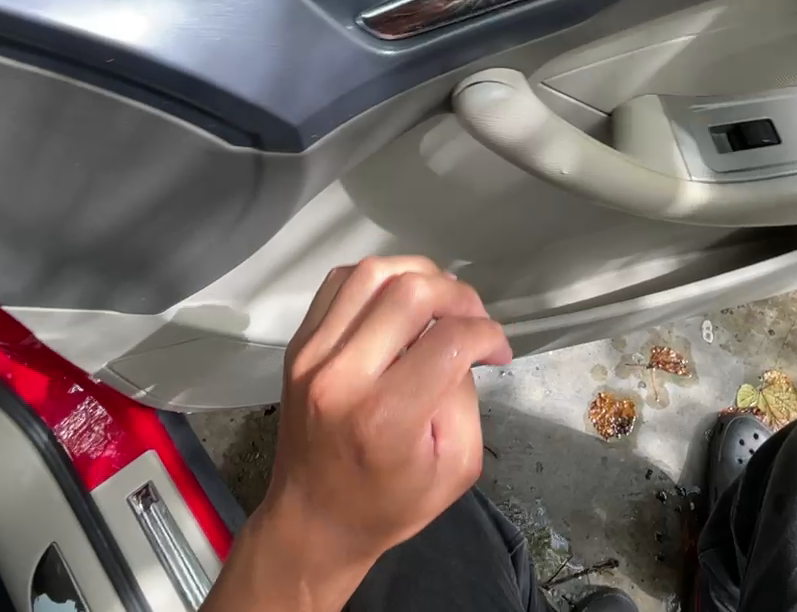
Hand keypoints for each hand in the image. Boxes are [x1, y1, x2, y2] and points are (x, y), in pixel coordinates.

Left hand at [205, 257, 511, 611]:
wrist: (310, 523)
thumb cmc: (389, 504)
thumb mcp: (455, 467)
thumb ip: (465, 396)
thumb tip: (463, 339)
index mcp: (386, 418)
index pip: (451, 340)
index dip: (488, 334)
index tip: (497, 351)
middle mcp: (343, 376)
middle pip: (412, 292)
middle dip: (459, 296)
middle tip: (473, 320)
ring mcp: (313, 355)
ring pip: (374, 273)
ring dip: (420, 275)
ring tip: (439, 302)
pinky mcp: (299, 344)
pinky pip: (341, 281)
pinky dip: (380, 279)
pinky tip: (398, 301)